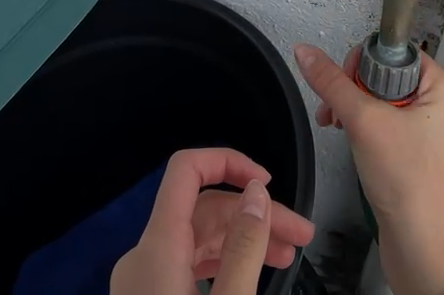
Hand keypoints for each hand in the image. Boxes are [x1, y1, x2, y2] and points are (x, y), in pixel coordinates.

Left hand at [111, 147, 315, 294]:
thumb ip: (244, 249)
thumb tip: (258, 193)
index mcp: (155, 248)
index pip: (186, 169)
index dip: (228, 162)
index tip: (266, 182)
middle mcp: (142, 257)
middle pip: (202, 209)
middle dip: (254, 214)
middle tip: (300, 233)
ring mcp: (143, 281)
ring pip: (199, 239)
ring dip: (245, 239)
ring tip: (289, 253)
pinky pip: (189, 264)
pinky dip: (224, 261)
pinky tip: (256, 269)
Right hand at [294, 43, 443, 294]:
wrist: (421, 246)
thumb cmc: (407, 183)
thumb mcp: (363, 121)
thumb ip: (332, 82)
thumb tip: (305, 52)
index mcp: (441, 85)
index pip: (391, 50)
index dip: (361, 63)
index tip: (342, 84)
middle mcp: (439, 101)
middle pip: (383, 73)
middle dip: (351, 89)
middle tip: (335, 111)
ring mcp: (429, 127)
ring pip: (380, 99)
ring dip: (352, 109)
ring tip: (336, 126)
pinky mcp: (417, 150)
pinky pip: (384, 122)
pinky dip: (362, 127)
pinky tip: (349, 140)